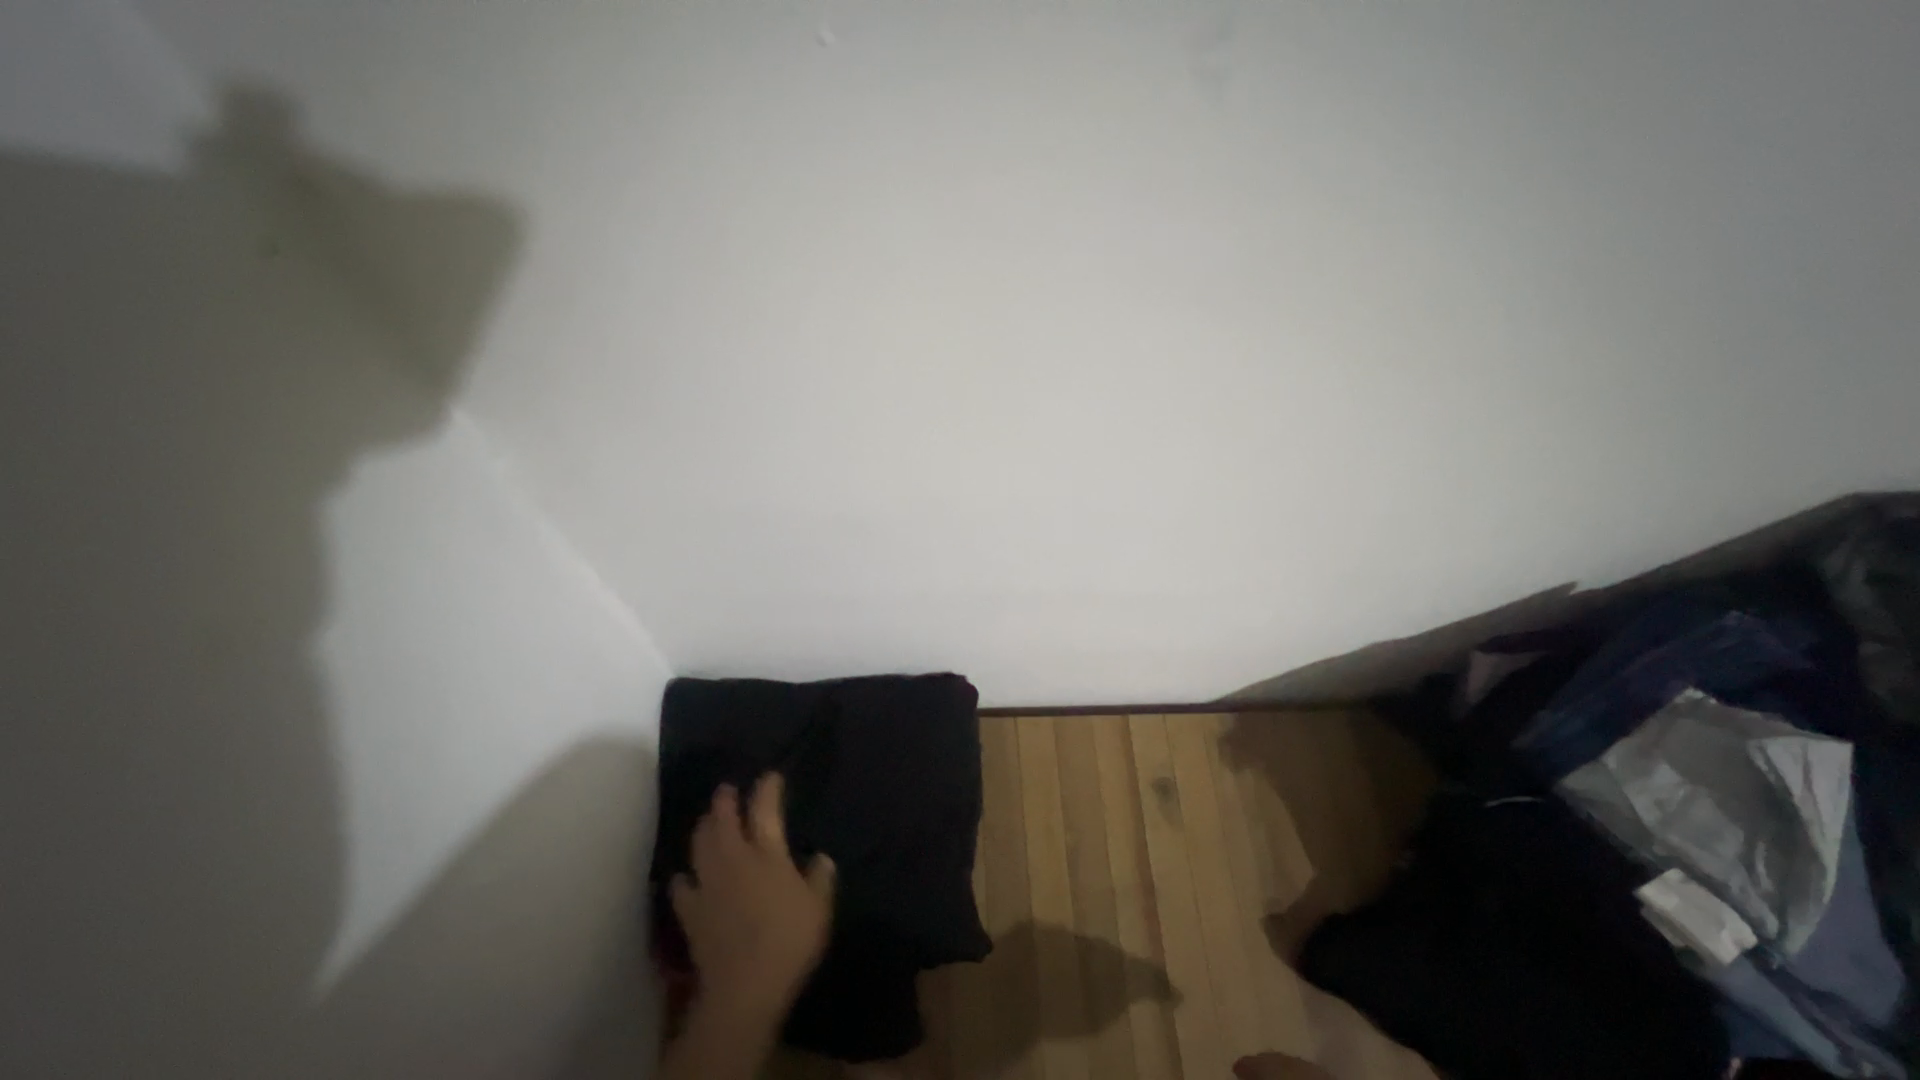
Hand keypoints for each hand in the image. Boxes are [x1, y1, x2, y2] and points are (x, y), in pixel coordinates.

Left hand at [672, 773, 835, 1023]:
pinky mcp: (689, 910)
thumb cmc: (790, 940)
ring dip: (703, 827)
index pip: (765, 808)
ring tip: (707, 820)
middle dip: (725, 800)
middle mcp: (733, 858)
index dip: (767, 788)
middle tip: (727, 790)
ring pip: (699, 843)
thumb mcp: (819, 907)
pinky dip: (684, 875)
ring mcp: (707, 882)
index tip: (771, 776)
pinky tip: (687, 876)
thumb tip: (820, 857)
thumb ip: (820, 878)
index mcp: (767, 852)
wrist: (745, 985)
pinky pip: (681, 884)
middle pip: (723, 819)